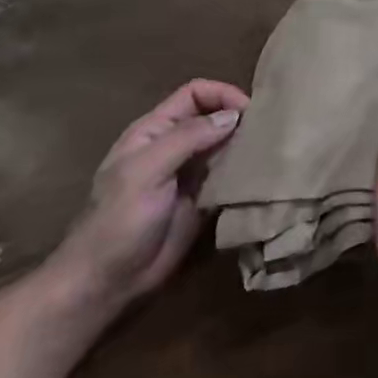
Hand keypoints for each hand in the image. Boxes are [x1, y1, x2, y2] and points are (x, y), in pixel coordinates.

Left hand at [45, 80, 247, 310]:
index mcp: (154, 131)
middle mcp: (176, 146)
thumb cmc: (117, 222)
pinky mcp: (205, 200)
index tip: (249, 111)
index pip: (195, 94)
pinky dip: (247, 172)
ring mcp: (191, 174)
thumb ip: (188, 138)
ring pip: (227, 145)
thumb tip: (234, 115)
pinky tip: (263, 175)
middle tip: (269, 131)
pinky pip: (231, 175)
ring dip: (247, 145)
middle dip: (241, 118)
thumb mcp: (145, 172)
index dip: (222, 94)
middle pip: (215, 117)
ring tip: (271, 151)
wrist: (105, 283)